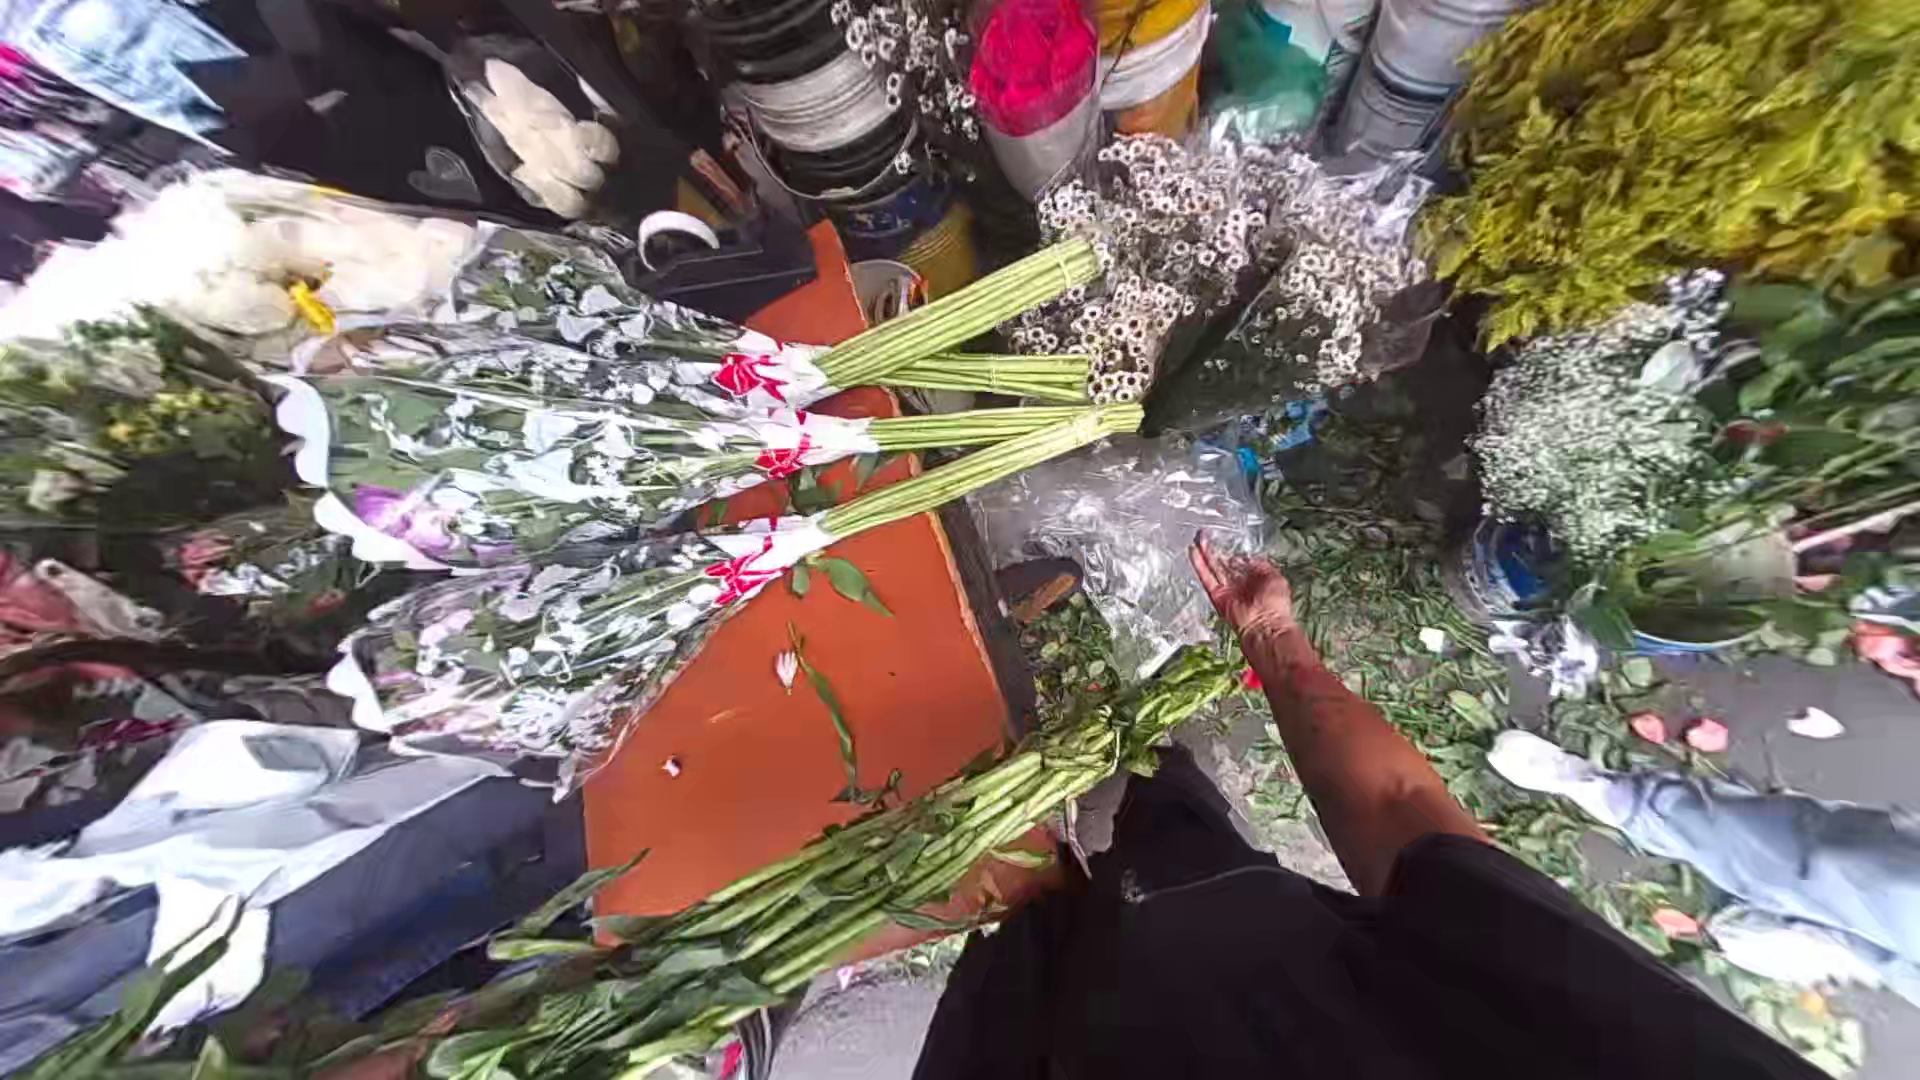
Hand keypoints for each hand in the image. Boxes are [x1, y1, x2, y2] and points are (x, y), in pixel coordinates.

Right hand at [1189, 535, 1296, 645]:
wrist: (1265, 625)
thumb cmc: (1276, 606)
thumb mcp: (1276, 578)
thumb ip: (1261, 565)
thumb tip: (1247, 556)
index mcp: (1255, 581)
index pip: (1241, 563)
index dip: (1233, 551)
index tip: (1227, 540)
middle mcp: (1239, 585)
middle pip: (1224, 563)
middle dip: (1216, 550)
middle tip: (1207, 536)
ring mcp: (1227, 590)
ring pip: (1213, 568)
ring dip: (1205, 553)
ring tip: (1198, 539)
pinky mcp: (1216, 595)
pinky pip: (1206, 577)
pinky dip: (1198, 564)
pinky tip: (1194, 552)